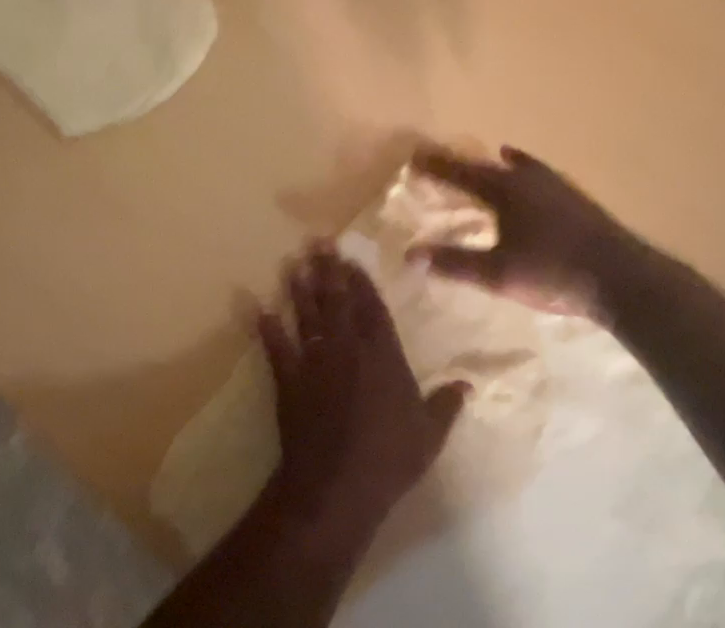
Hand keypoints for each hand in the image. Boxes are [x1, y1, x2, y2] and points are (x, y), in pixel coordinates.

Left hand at [257, 243, 469, 534]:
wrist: (338, 484)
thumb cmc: (390, 458)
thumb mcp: (429, 434)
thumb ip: (445, 405)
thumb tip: (468, 384)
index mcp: (383, 356)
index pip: (372, 309)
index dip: (361, 281)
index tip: (350, 258)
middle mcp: (348, 349)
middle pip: (337, 301)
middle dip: (327, 270)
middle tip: (316, 241)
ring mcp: (315, 362)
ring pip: (306, 316)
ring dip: (298, 288)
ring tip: (292, 262)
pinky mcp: (289, 381)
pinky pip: (275, 347)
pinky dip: (265, 327)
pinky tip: (257, 306)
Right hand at [410, 144, 638, 315]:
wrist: (623, 278)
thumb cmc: (553, 272)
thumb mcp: (497, 273)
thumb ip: (454, 263)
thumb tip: (410, 253)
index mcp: (506, 191)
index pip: (462, 174)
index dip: (437, 167)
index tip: (414, 156)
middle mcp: (530, 181)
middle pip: (491, 167)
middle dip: (466, 164)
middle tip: (444, 159)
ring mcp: (560, 189)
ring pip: (525, 169)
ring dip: (505, 164)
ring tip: (500, 153)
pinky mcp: (581, 204)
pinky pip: (547, 178)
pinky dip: (535, 173)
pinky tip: (542, 179)